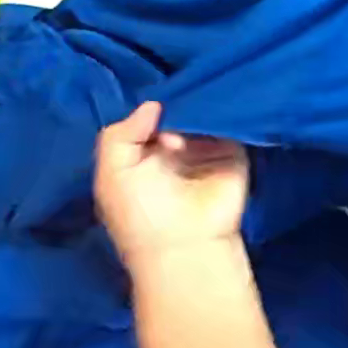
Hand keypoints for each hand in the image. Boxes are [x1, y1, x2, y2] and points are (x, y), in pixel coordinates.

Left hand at [94, 102, 248, 267]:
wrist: (187, 244)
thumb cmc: (142, 213)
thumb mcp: (112, 175)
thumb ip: (120, 135)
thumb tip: (154, 104)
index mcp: (146, 152)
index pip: (150, 116)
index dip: (152, 109)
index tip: (157, 108)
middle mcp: (177, 145)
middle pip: (180, 110)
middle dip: (179, 105)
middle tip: (180, 114)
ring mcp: (207, 145)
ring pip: (206, 112)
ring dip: (203, 107)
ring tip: (199, 117)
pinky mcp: (234, 148)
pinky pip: (232, 121)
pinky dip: (227, 111)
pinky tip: (221, 109)